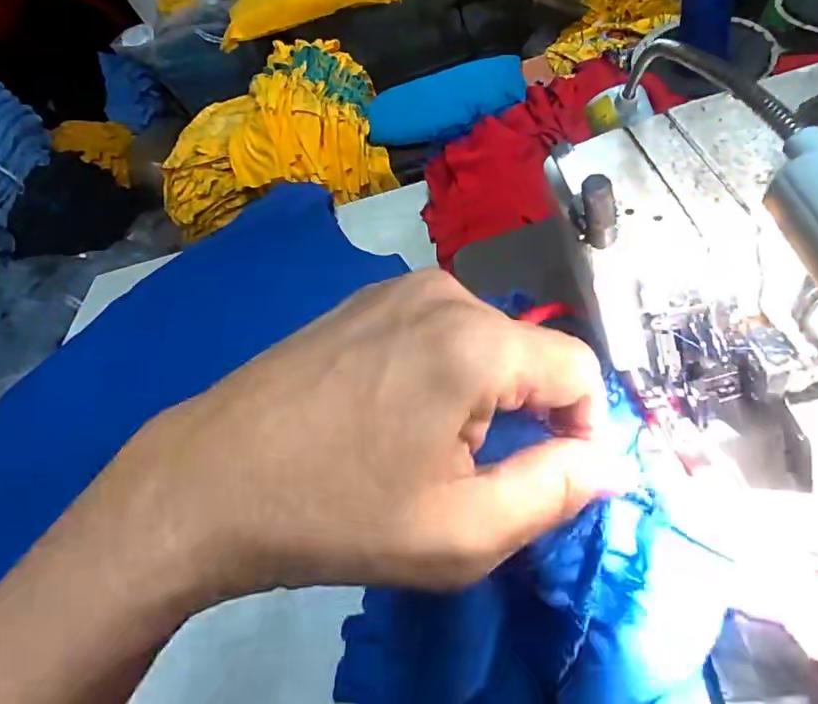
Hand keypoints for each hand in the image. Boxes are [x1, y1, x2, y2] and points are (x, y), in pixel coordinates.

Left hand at [72, 269, 629, 601]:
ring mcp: (397, 286)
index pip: (579, 368)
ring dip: (479, 394)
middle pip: (527, 352)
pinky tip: (388, 412)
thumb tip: (605, 461)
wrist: (212, 475)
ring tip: (422, 446)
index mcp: (475, 339)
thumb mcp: (461, 531)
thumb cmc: (339, 510)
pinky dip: (439, 370)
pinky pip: (436, 329)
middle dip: (523, 413)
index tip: (549, 477)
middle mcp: (444, 291)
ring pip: (482, 340)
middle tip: (468, 473)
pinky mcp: (364, 297)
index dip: (583, 428)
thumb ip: (553, 491)